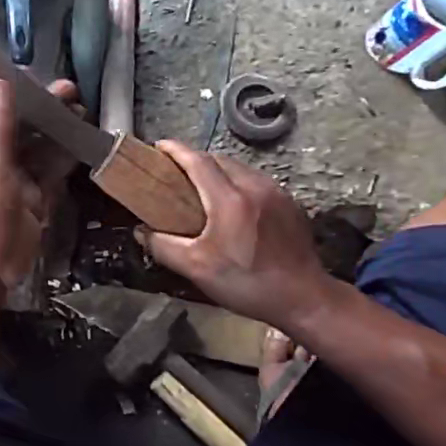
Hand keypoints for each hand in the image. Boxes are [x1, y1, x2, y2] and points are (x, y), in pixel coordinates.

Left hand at [0, 77, 77, 290]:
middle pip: (25, 129)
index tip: (47, 81)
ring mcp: (17, 181)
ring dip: (59, 134)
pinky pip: (51, 174)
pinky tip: (82, 145)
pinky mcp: (34, 200)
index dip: (23, 94)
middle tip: (75, 95)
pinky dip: (64, 160)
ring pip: (41, 150)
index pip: (1, 111)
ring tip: (84, 115)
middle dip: (48, 112)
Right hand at [142, 141, 336, 331]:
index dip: (176, 150)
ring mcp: (276, 193)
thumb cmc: (248, 284)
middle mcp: (255, 187)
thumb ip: (164, 247)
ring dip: (218, 171)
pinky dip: (237, 182)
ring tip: (201, 186)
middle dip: (195, 160)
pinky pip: (256, 181)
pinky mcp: (290, 204)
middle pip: (219, 160)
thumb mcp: (197, 269)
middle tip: (176, 171)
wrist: (304, 298)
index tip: (159, 147)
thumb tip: (141, 232)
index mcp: (230, 199)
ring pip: (240, 169)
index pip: (198, 161)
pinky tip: (232, 203)